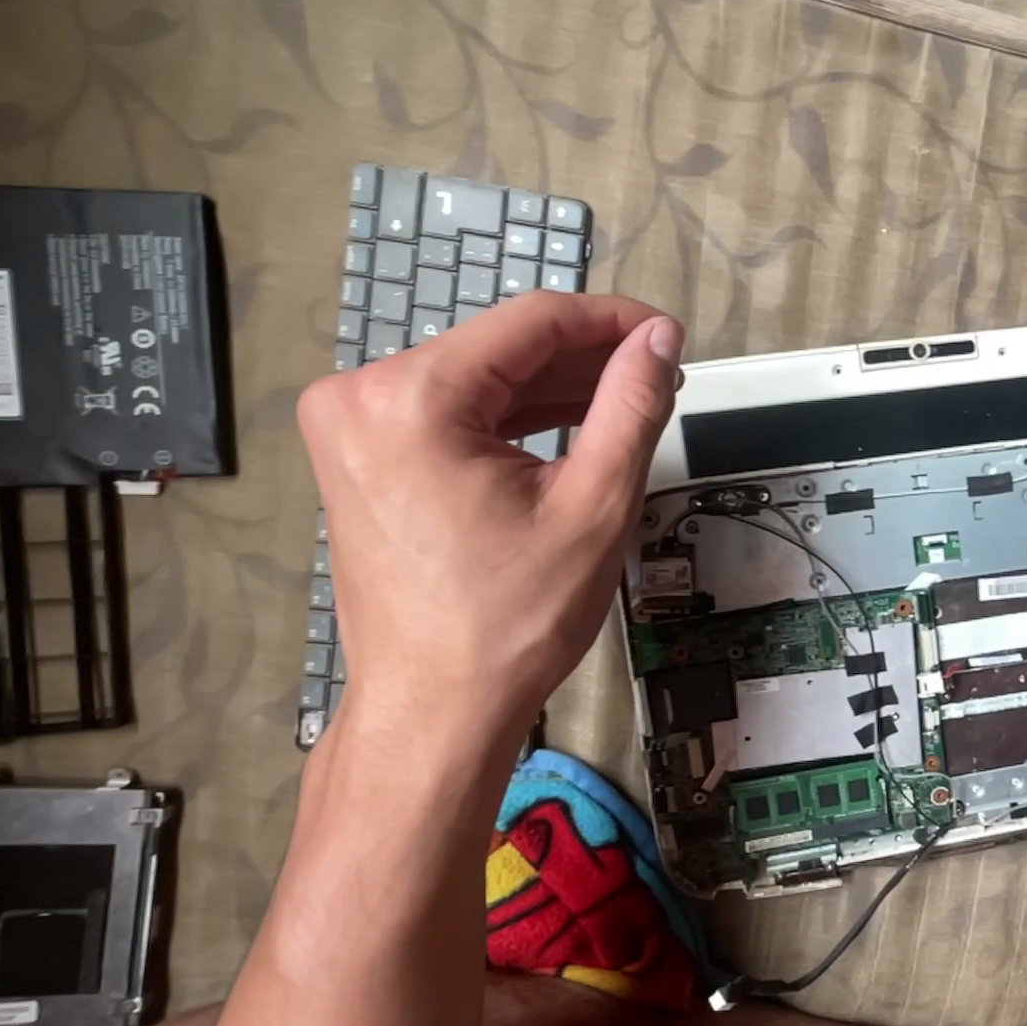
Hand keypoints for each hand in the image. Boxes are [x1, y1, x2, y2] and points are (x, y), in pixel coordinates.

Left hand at [299, 291, 682, 742]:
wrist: (439, 704)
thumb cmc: (514, 619)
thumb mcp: (595, 504)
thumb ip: (632, 407)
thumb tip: (660, 341)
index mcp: (411, 399)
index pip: (532, 323)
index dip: (614, 321)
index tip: (669, 336)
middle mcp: (363, 397)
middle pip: (505, 347)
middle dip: (590, 358)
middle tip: (661, 376)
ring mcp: (356, 427)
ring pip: (485, 378)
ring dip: (561, 386)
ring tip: (632, 400)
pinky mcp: (367, 456)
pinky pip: (459, 412)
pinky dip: (521, 416)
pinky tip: (577, 422)